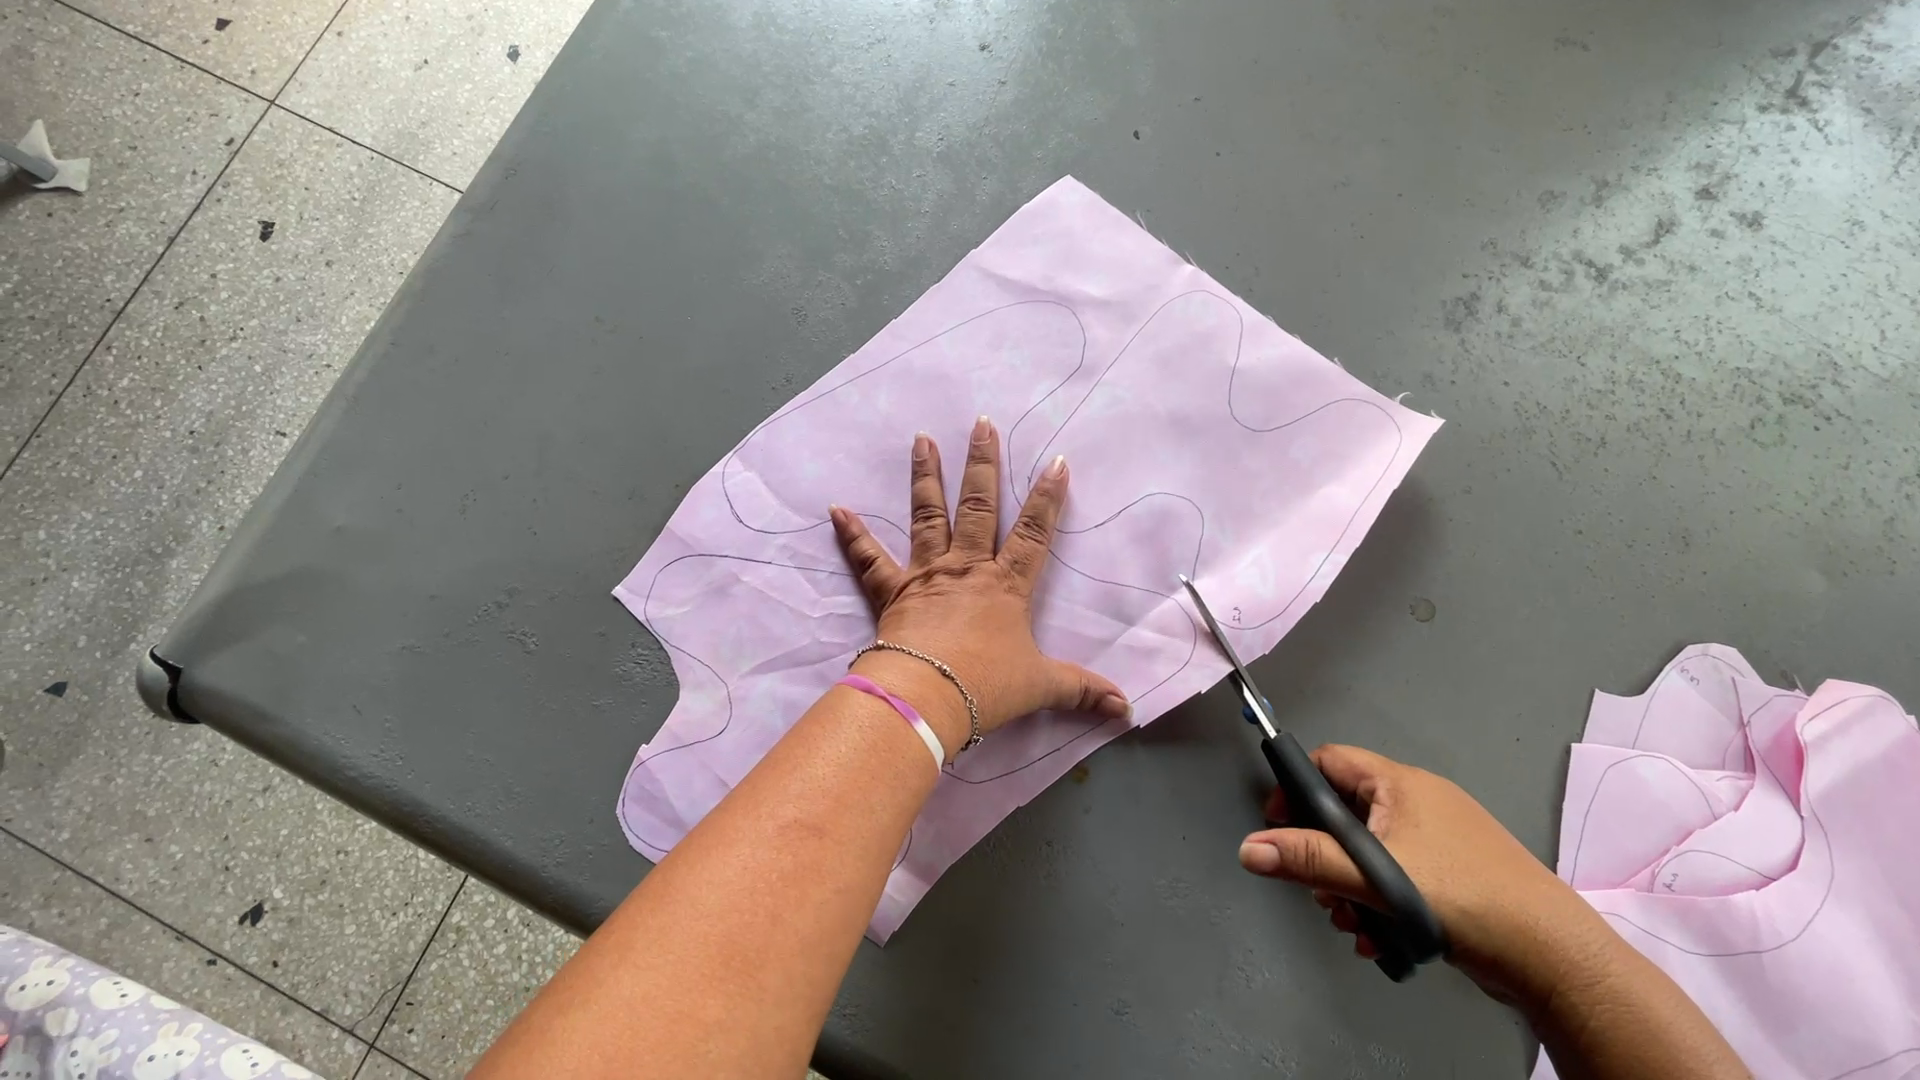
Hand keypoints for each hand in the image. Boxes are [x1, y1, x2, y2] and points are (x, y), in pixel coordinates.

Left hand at [829, 417, 1131, 750]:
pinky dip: (852, 535)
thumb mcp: (1041, 686)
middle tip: (981, 423)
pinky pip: (869, 559)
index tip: (1057, 460)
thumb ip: (1082, 690)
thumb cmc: (986, 687)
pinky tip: (836, 509)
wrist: (926, 698)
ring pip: (927, 516)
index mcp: (1005, 584)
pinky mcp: (892, 591)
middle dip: (983, 463)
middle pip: (977, 506)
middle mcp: (966, 567)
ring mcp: (926, 574)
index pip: (1034, 532)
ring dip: (926, 476)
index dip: (1048, 497)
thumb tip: (1126, 709)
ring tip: (921, 439)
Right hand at [1236, 743, 1590, 999]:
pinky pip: (1397, 873)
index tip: (1279, 827)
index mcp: (1399, 783)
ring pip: (1370, 848)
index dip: (1296, 788)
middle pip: (1345, 810)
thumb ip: (1307, 860)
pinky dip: (1378, 899)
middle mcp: (1418, 800)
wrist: (1555, 958)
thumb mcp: (1376, 877)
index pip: (1329, 761)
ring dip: (1348, 884)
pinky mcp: (1453, 873)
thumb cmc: (1463, 897)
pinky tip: (1376, 935)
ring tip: (1348, 920)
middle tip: (1317, 887)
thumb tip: (1248, 849)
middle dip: (1322, 851)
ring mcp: (1439, 837)